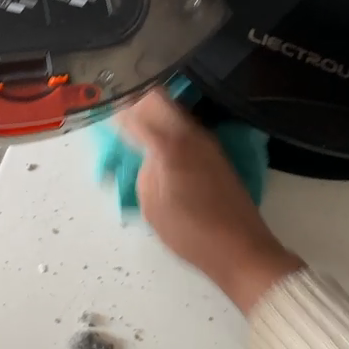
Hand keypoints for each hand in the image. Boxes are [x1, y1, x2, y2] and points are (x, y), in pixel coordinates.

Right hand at [116, 91, 302, 313]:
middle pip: (159, 100)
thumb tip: (146, 156)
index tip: (106, 112)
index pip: (137, 114)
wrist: (241, 248)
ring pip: (175, 111)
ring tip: (138, 127)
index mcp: (169, 146)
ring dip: (156, 113)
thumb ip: (144, 173)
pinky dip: (171, 128)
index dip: (119, 111)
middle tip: (121, 114)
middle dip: (137, 103)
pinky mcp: (217, 153)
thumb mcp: (153, 208)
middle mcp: (190, 135)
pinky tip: (162, 145)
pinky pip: (187, 128)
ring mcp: (207, 142)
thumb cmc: (191, 233)